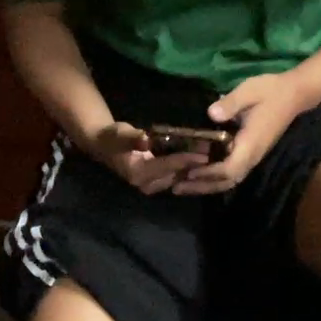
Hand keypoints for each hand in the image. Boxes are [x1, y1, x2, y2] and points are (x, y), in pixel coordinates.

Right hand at [86, 121, 211, 194]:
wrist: (104, 146)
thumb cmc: (112, 139)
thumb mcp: (120, 135)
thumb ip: (133, 138)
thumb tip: (146, 140)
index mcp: (139, 175)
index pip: (167, 167)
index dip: (185, 159)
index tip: (203, 152)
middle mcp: (147, 184)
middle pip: (176, 175)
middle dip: (195, 165)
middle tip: (215, 154)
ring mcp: (152, 185)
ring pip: (178, 178)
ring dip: (195, 169)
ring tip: (213, 157)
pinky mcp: (157, 182)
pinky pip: (176, 177)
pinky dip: (188, 169)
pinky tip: (202, 160)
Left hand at [174, 73, 308, 195]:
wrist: (293, 95)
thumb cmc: (270, 91)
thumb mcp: (249, 90)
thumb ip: (231, 103)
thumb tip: (211, 113)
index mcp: (250, 145)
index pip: (229, 168)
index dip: (209, 173)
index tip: (190, 171)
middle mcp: (251, 158)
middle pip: (225, 182)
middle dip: (201, 186)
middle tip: (176, 188)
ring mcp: (251, 159)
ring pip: (227, 182)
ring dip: (205, 187)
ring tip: (182, 187)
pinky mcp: (249, 157)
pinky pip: (230, 175)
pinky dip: (213, 180)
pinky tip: (198, 178)